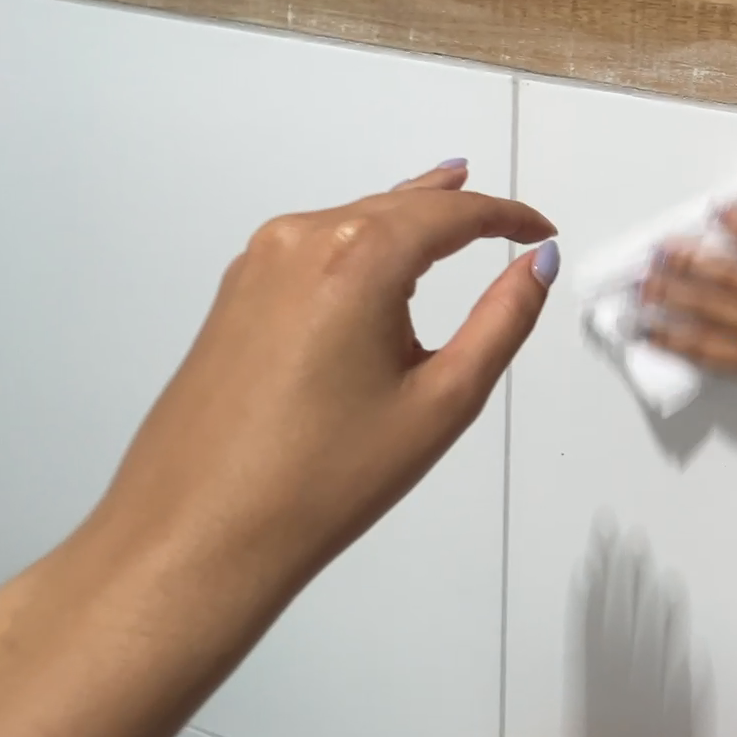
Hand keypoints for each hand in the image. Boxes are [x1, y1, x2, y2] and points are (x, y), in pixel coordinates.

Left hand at [88, 159, 558, 584]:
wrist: (191, 541)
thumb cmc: (334, 474)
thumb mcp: (446, 397)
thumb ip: (505, 317)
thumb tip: (540, 260)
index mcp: (359, 258)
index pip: (454, 213)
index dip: (509, 215)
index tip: (545, 231)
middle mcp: (303, 238)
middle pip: (404, 205)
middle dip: (465, 208)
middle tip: (514, 222)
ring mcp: (259, 262)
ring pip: (359, 217)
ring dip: (414, 214)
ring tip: (456, 195)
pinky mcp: (236, 292)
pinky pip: (322, 242)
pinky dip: (369, 235)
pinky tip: (386, 247)